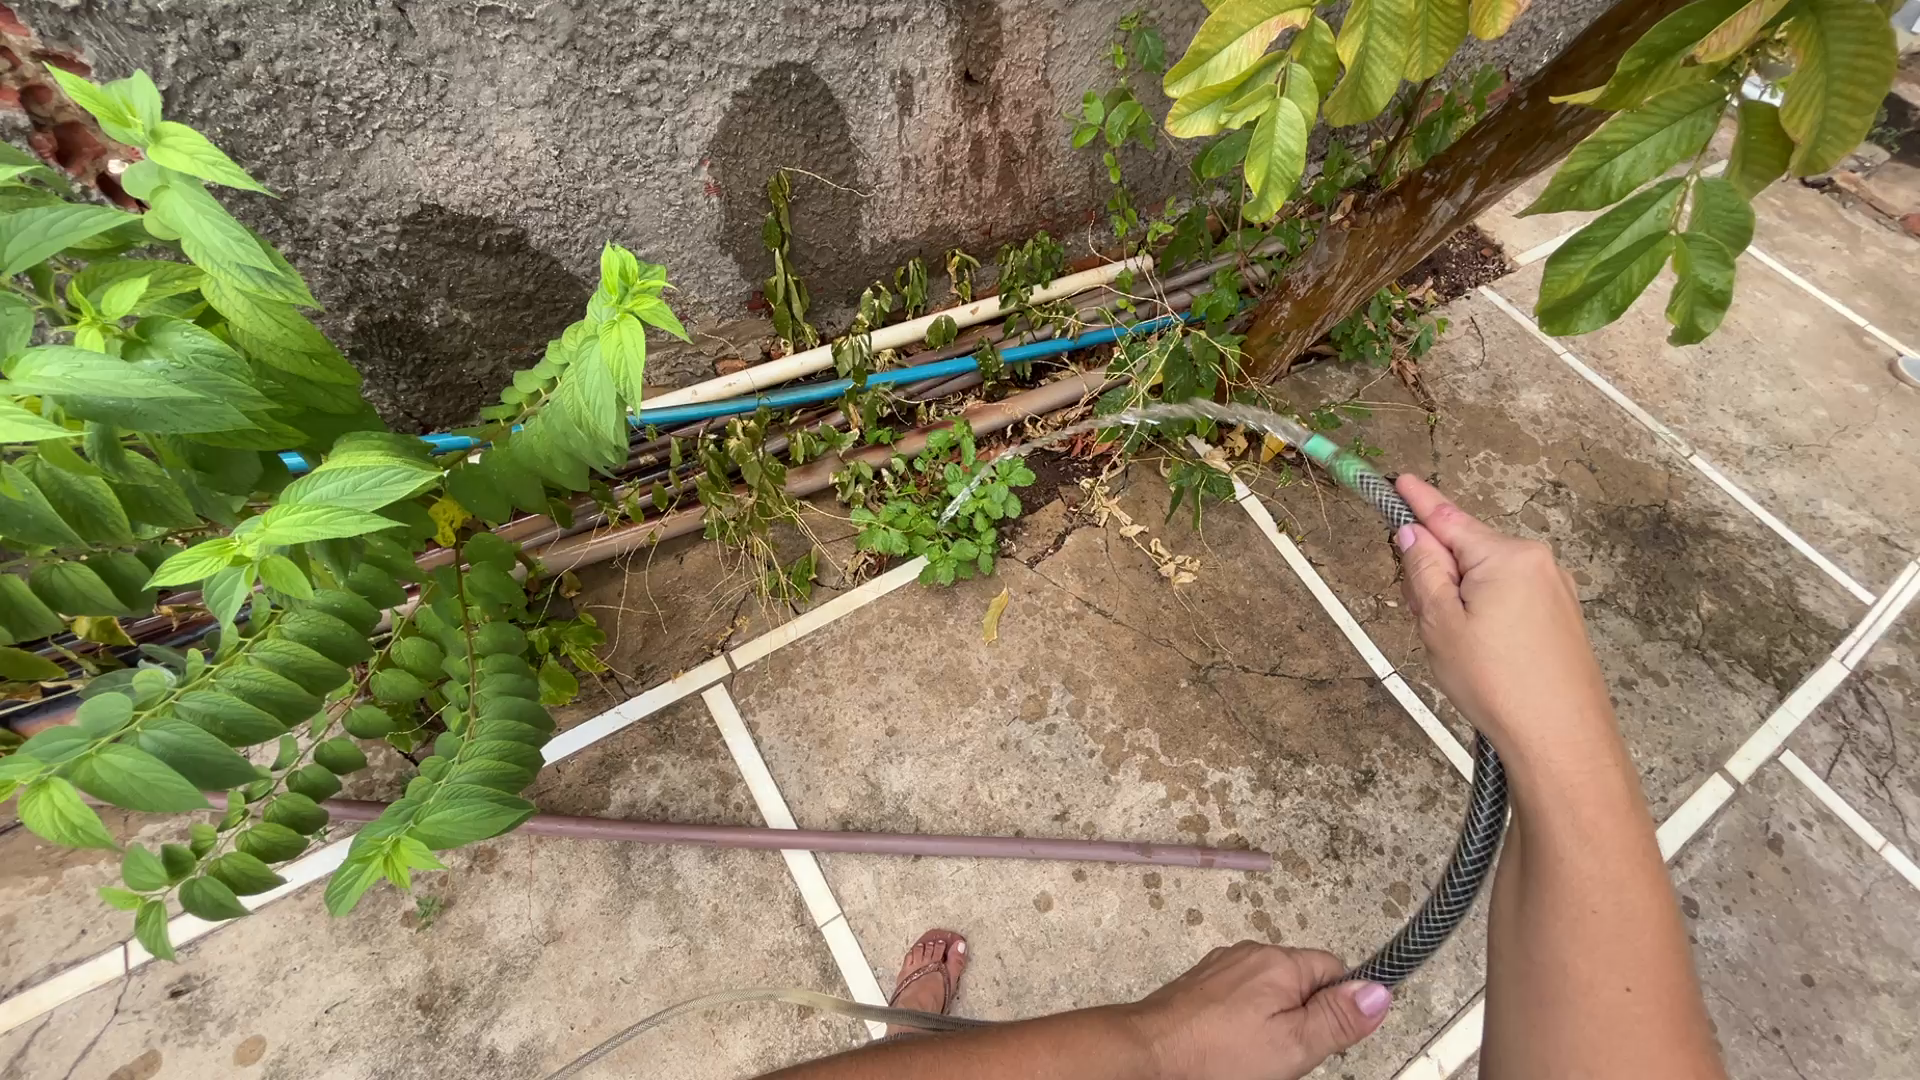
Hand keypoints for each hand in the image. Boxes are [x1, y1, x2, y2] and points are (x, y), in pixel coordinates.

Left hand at [1126, 941, 1390, 1079]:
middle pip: (1301, 978)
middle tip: (1291, 1052)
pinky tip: (1237, 1046)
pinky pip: (1243, 995)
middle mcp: (1249, 952)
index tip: (1330, 1036)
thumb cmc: (1222, 1053)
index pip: (1333, 967)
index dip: (1342, 1003)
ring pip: (1271, 990)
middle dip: (1307, 1015)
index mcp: (1277, 961)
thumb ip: (1338, 1018)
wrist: (1154, 1052)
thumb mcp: (1295, 1044)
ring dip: (1278, 1019)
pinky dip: (1249, 1018)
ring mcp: (1223, 965)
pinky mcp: (1203, 982)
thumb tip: (1379, 990)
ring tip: (1261, 1054)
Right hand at [1392, 474, 1614, 759]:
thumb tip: (1412, 534)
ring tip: (1449, 643)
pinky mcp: (1558, 614)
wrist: (1561, 738)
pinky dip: (1476, 608)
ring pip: (1481, 576)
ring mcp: (1553, 588)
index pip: (1447, 518)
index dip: (1417, 500)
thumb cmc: (1494, 679)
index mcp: (1506, 556)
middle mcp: (1536, 562)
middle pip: (1463, 549)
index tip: (1398, 479)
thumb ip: (1423, 570)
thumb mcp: (1440, 621)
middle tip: (1421, 616)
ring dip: (1452, 597)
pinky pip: (1503, 594)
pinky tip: (1472, 647)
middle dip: (1433, 571)